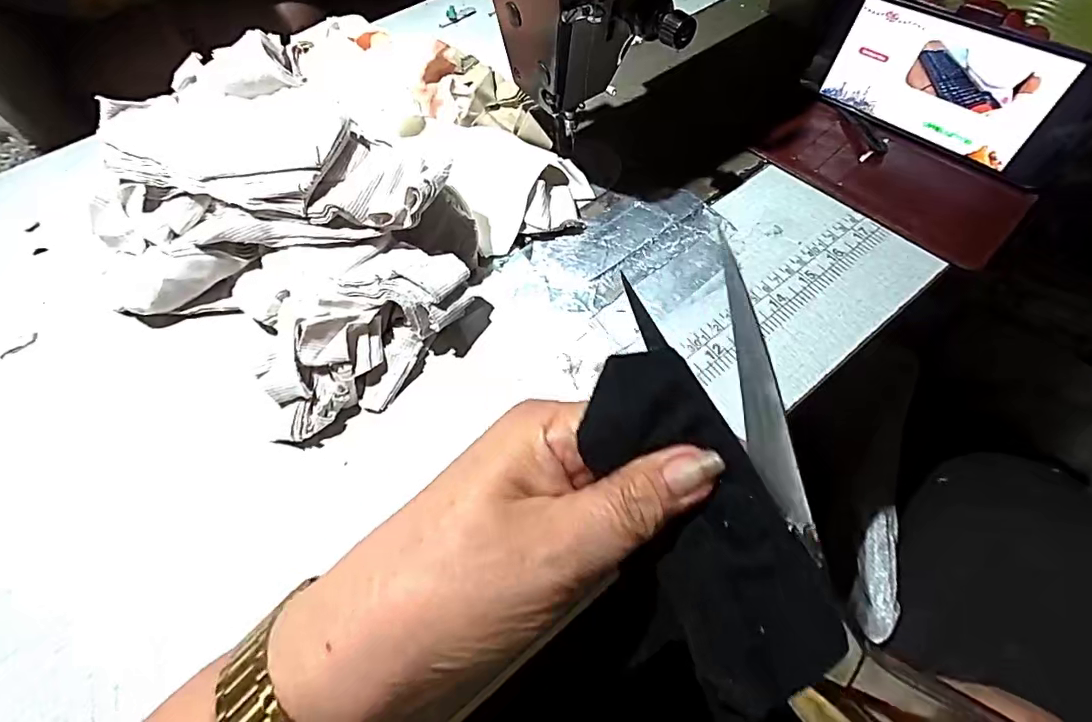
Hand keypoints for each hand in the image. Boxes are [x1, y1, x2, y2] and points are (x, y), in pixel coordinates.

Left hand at [261, 400, 722, 721]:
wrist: (352, 676)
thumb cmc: (446, 594)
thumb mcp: (555, 547)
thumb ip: (635, 501)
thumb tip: (708, 458)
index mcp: (545, 424)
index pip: (637, 415)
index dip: (686, 446)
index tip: (739, 483)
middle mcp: (546, 448)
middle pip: (633, 454)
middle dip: (676, 486)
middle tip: (732, 521)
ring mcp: (542, 495)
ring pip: (621, 494)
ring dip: (655, 518)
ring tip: (712, 540)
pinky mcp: (538, 538)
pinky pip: (601, 526)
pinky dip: (630, 542)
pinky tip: (664, 558)